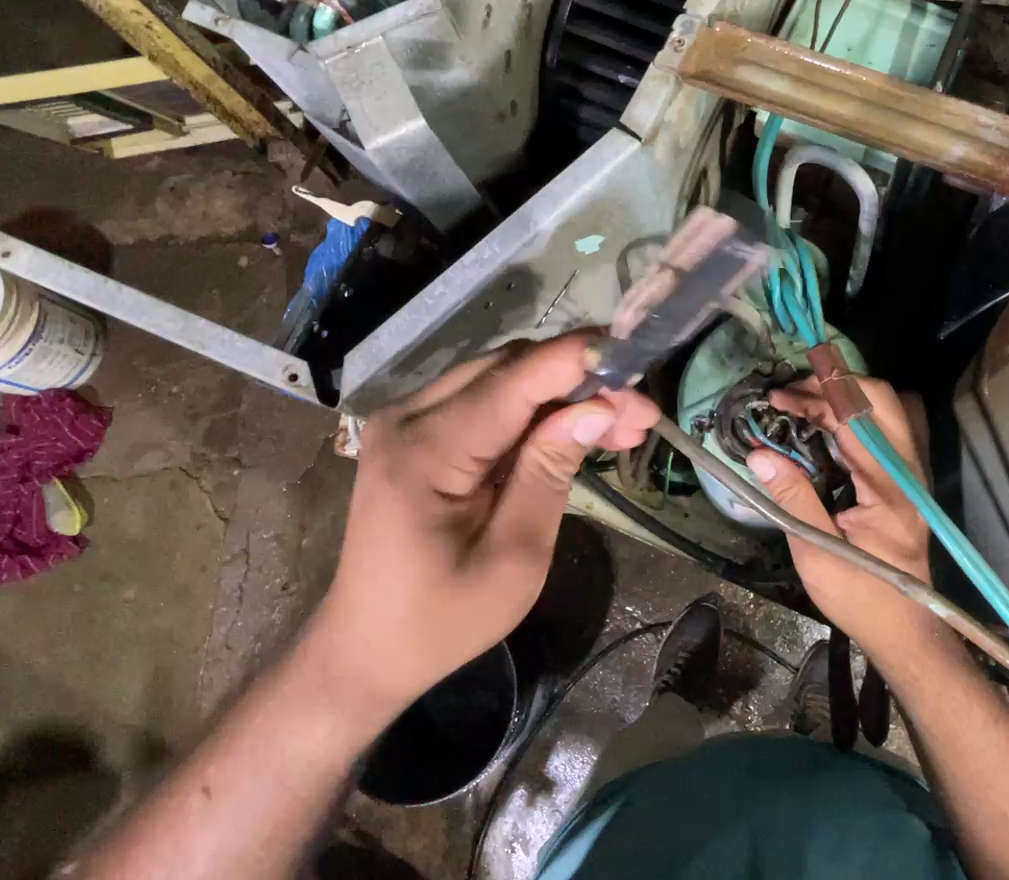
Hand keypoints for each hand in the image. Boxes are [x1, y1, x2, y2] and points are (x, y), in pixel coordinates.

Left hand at [307, 333, 658, 720]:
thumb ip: (551, 472)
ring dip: (562, 391)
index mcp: (425, 452)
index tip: (641, 363)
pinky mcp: (416, 431)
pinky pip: (486, 398)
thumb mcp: (515, 555)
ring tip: (620, 423)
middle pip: (509, 366)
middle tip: (639, 414)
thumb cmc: (444, 619)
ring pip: (501, 375)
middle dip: (580, 379)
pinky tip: (574, 428)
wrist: (368, 648)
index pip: (514, 379)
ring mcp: (406, 420)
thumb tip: (599, 407)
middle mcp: (407, 417)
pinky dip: (535, 407)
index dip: (580, 361)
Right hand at [745, 375, 935, 652]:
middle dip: (832, 388)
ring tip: (797, 404)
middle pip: (880, 401)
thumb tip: (758, 454)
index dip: (819, 397)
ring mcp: (907, 474)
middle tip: (789, 395)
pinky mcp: (899, 481)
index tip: (780, 396)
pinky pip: (877, 433)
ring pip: (881, 413)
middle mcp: (907, 471)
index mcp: (891, 486)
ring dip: (840, 400)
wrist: (903, 629)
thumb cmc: (862, 595)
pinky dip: (847, 420)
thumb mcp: (817, 551)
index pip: (860, 419)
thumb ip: (792, 498)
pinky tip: (817, 428)